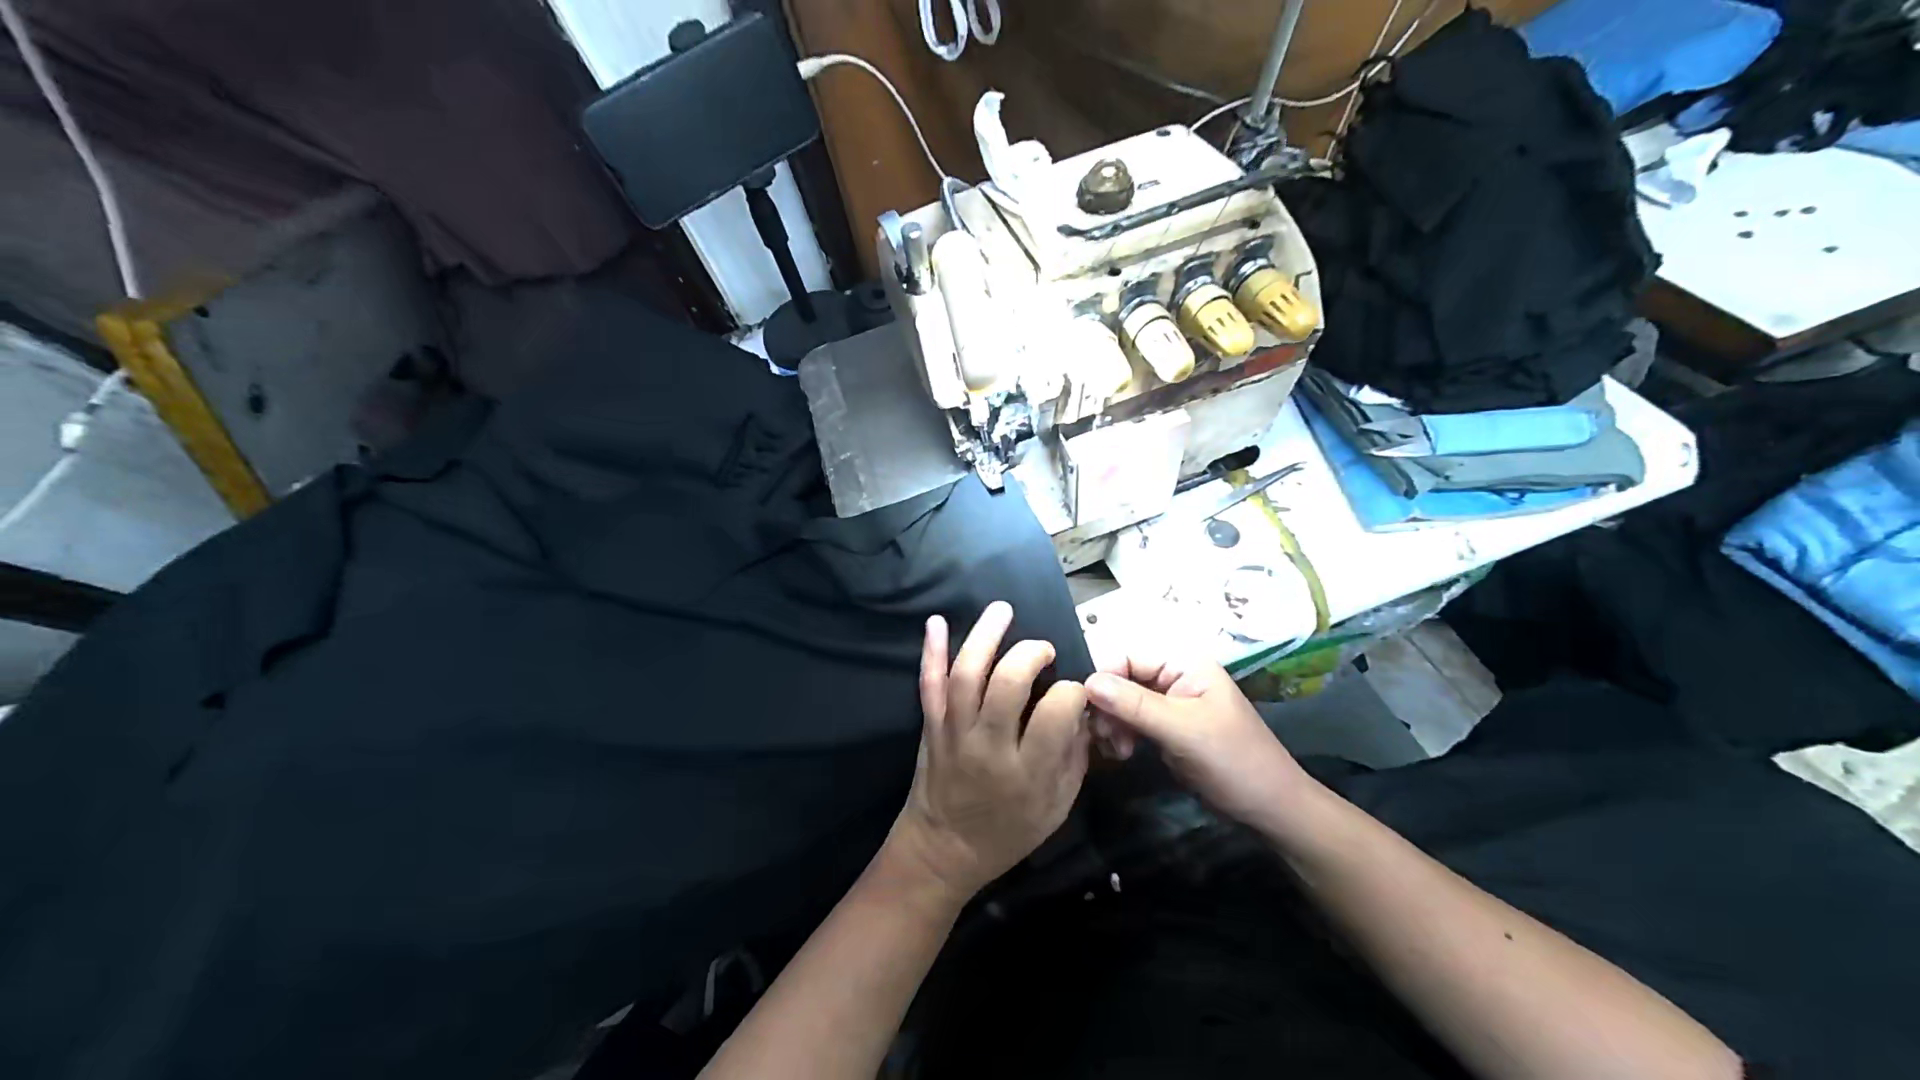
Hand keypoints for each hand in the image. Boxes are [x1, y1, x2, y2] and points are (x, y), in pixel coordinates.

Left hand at [885, 603, 1090, 899]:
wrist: (945, 850)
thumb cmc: (1009, 831)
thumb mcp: (1057, 806)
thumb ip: (1074, 756)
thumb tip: (1083, 709)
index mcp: (1028, 771)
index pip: (1057, 711)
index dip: (1073, 691)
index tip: (1074, 691)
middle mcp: (989, 747)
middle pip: (1008, 684)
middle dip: (1030, 654)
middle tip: (1044, 650)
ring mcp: (955, 733)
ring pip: (966, 675)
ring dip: (984, 637)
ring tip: (1002, 610)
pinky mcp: (931, 727)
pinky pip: (929, 686)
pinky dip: (930, 652)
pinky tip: (935, 622)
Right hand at [1085, 654, 1312, 833]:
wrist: (1270, 808)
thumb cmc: (1233, 761)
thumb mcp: (1182, 731)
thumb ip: (1134, 704)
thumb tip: (1087, 682)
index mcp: (1185, 663)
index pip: (1127, 655)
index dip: (1104, 678)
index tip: (1088, 710)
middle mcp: (1174, 676)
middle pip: (1121, 678)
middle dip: (1107, 705)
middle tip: (1103, 737)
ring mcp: (1170, 702)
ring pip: (1121, 701)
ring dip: (1111, 723)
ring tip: (1115, 750)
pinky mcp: (1165, 727)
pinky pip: (1130, 720)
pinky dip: (1119, 734)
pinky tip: (1121, 754)